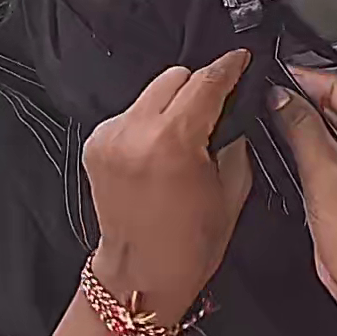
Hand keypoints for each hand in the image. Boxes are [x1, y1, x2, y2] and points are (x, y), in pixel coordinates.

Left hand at [83, 49, 252, 325]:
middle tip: (216, 105)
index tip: (240, 60)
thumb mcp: (233, 188)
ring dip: (174, 101)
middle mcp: (135, 133)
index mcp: (173, 143)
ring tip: (187, 131)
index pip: (206, 81)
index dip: (229, 66)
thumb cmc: (189, 244)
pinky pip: (133, 110)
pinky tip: (162, 145)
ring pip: (152, 89)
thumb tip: (234, 104)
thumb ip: (234, 136)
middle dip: (200, 85)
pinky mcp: (96, 143)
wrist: (141, 275)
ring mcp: (110, 137)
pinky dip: (151, 119)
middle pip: (176, 75)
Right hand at [268, 65, 336, 319]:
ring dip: (307, 128)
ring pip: (336, 124)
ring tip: (280, 135)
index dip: (303, 81)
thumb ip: (300, 127)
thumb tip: (281, 96)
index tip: (272, 79)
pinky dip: (315, 148)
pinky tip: (296, 155)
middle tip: (267, 107)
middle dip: (303, 105)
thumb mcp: (326, 176)